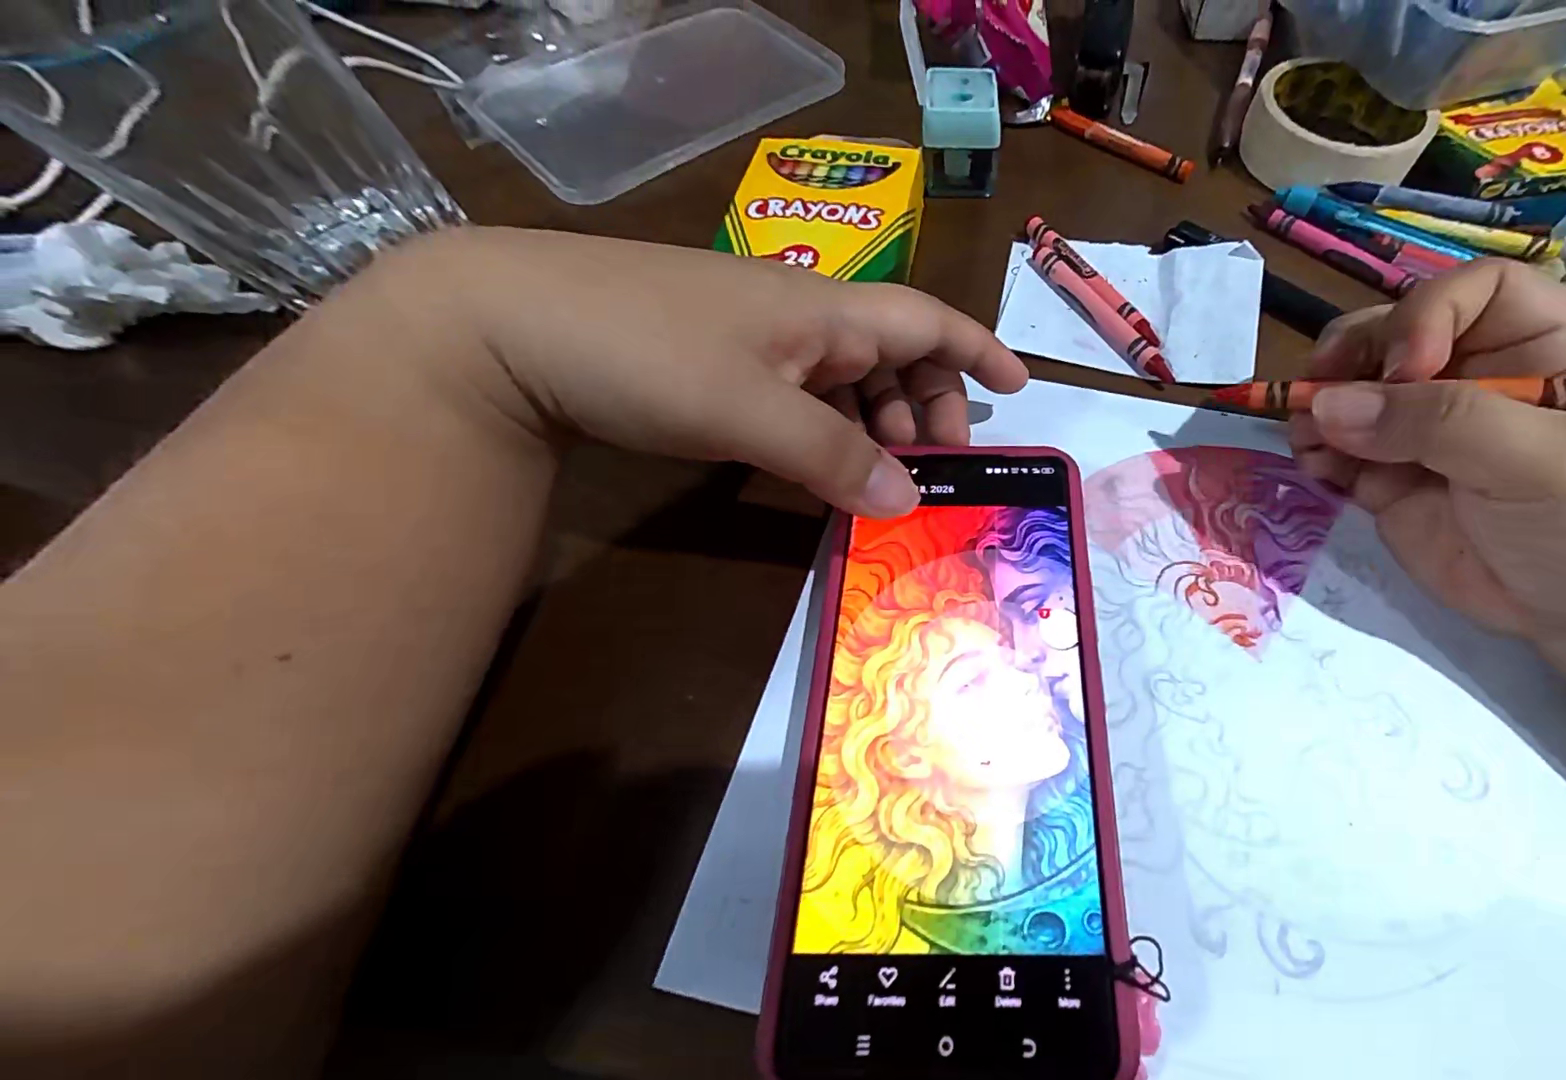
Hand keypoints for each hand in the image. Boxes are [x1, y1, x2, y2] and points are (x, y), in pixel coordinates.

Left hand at [375, 227, 1026, 517]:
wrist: (512, 328)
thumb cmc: (646, 352)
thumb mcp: (752, 410)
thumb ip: (834, 458)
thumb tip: (907, 501)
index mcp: (828, 311)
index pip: (928, 322)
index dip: (979, 351)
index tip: (1019, 388)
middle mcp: (806, 321)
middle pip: (897, 357)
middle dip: (931, 407)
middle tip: (937, 463)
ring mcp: (764, 345)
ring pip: (853, 384)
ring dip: (880, 427)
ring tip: (885, 475)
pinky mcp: (727, 372)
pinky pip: (808, 402)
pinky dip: (832, 435)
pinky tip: (828, 470)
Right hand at [1288, 260, 1565, 646]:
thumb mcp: (1548, 460)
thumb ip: (1438, 424)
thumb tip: (1326, 405)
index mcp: (1543, 354)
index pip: (1475, 295)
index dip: (1427, 315)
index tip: (1404, 371)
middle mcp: (1478, 385)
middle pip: (1395, 337)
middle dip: (1351, 359)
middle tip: (1321, 394)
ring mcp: (1430, 441)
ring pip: (1355, 397)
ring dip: (1321, 410)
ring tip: (1311, 443)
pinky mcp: (1396, 488)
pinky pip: (1342, 456)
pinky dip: (1318, 456)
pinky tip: (1318, 469)